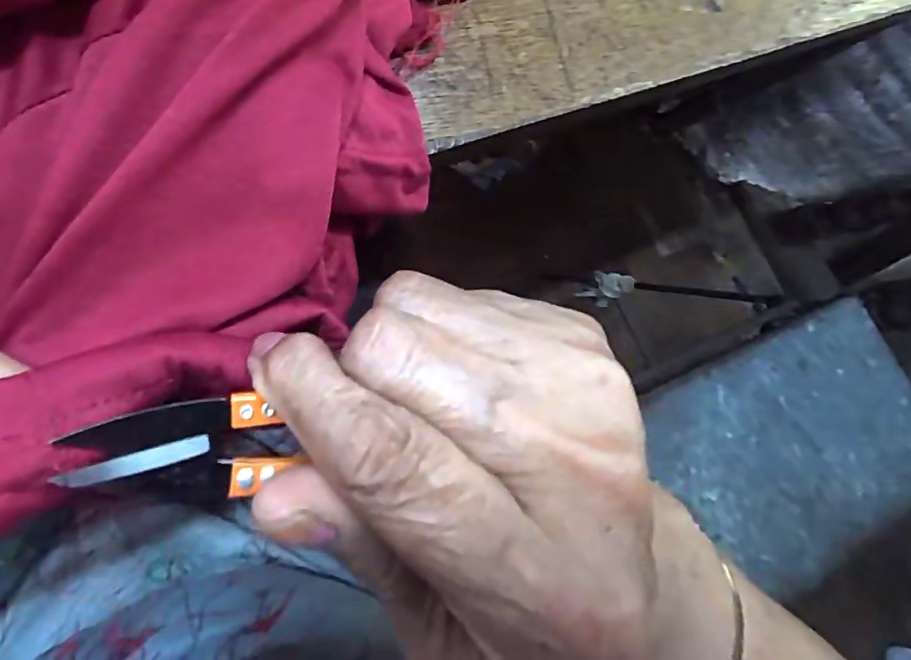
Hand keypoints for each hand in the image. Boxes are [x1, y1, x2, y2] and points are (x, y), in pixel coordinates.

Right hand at [248, 272, 841, 659]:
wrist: (642, 571)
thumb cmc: (523, 616)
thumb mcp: (431, 621)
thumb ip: (358, 544)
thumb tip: (270, 489)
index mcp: (532, 569)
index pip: (399, 461)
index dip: (317, 402)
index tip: (267, 362)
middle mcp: (569, 454)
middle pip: (400, 353)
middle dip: (349, 368)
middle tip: (356, 403)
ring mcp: (582, 376)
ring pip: (419, 301)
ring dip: (390, 339)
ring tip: (417, 391)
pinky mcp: (583, 328)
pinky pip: (456, 288)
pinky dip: (435, 323)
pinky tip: (464, 373)